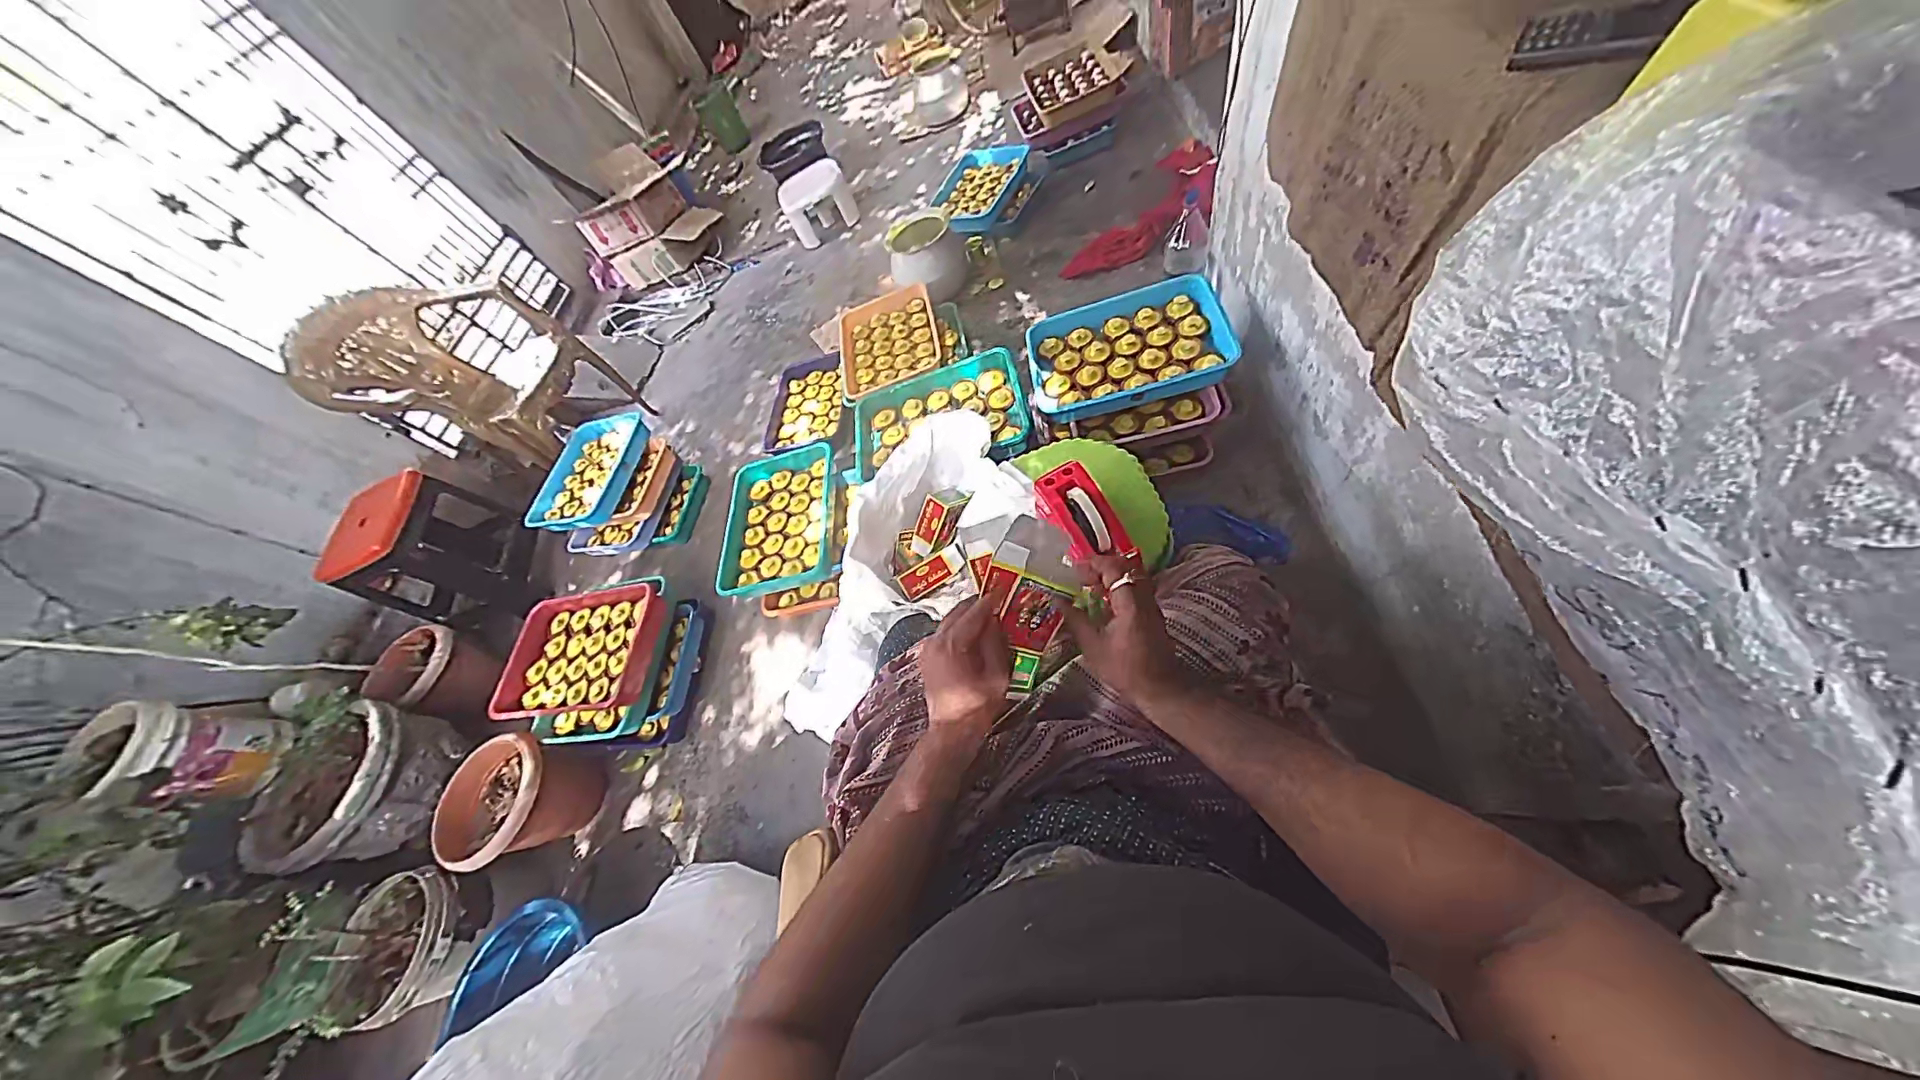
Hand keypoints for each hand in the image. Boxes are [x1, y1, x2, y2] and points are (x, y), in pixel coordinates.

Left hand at [918, 597, 1011, 737]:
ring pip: (950, 620)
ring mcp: (928, 648)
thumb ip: (995, 643)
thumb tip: (994, 620)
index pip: (974, 613)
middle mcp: (936, 641)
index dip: (991, 599)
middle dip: (978, 604)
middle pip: (958, 612)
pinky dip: (959, 626)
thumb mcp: (997, 675)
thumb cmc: (977, 707)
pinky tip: (973, 631)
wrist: (951, 731)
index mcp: (952, 644)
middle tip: (998, 598)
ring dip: (968, 615)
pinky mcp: (927, 656)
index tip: (1004, 588)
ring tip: (988, 612)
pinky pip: (944, 632)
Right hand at [1060, 554, 1186, 708]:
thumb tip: (1057, 599)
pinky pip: (1135, 590)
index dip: (1093, 564)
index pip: (1113, 568)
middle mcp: (1144, 598)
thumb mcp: (1093, 645)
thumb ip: (1075, 619)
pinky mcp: (1152, 615)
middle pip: (1125, 568)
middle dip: (1102, 567)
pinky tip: (1104, 603)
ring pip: (1132, 578)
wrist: (1160, 687)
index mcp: (1129, 602)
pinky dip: (1118, 588)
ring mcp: (1151, 606)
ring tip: (1090, 587)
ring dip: (1111, 577)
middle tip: (1081, 576)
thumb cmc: (1124, 668)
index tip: (1075, 567)